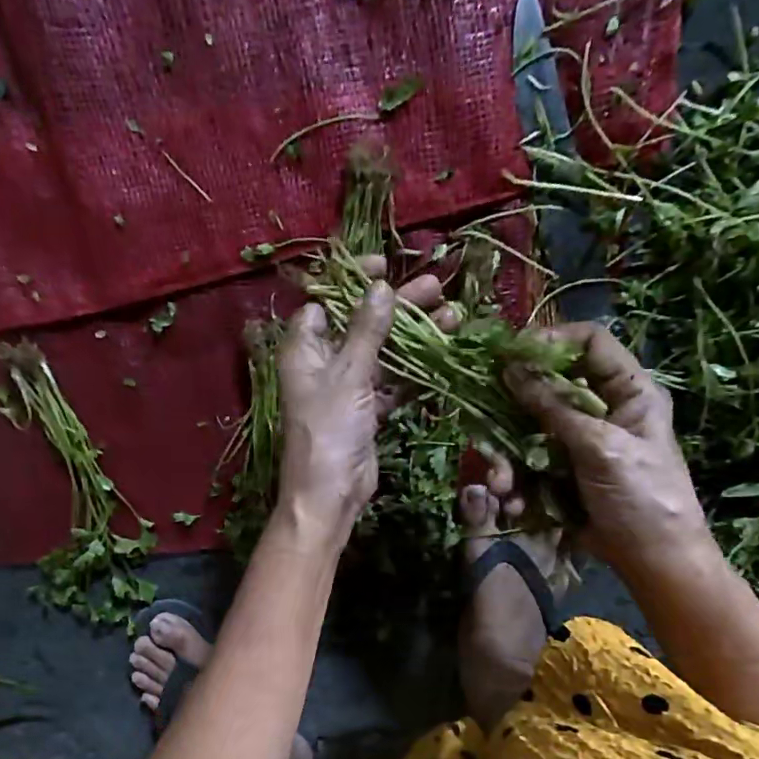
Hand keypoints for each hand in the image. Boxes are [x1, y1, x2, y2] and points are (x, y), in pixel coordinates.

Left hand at [276, 265, 442, 535]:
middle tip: (435, 286)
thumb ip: (367, 331)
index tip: (385, 265)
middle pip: (364, 323)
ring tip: (452, 314)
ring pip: (385, 352)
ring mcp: (349, 387)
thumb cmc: (329, 430)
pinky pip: (394, 382)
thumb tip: (381, 287)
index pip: (329, 300)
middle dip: (398, 306)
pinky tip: (444, 354)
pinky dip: (416, 370)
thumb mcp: (348, 375)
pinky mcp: (369, 409)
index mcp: (306, 347)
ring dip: (415, 336)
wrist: (331, 493)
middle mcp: (325, 362)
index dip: (355, 280)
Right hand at [502, 322, 716, 580]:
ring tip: (501, 479)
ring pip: (535, 425)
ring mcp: (583, 441)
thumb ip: (554, 406)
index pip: (591, 342)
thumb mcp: (599, 446)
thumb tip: (511, 368)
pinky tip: (514, 499)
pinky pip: (534, 459)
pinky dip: (520, 476)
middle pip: (554, 383)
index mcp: (629, 391)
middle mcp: (605, 408)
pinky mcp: (567, 470)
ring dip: (512, 449)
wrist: (653, 559)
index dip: (552, 339)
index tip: (512, 351)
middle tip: (487, 406)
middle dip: (519, 400)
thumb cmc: (640, 494)